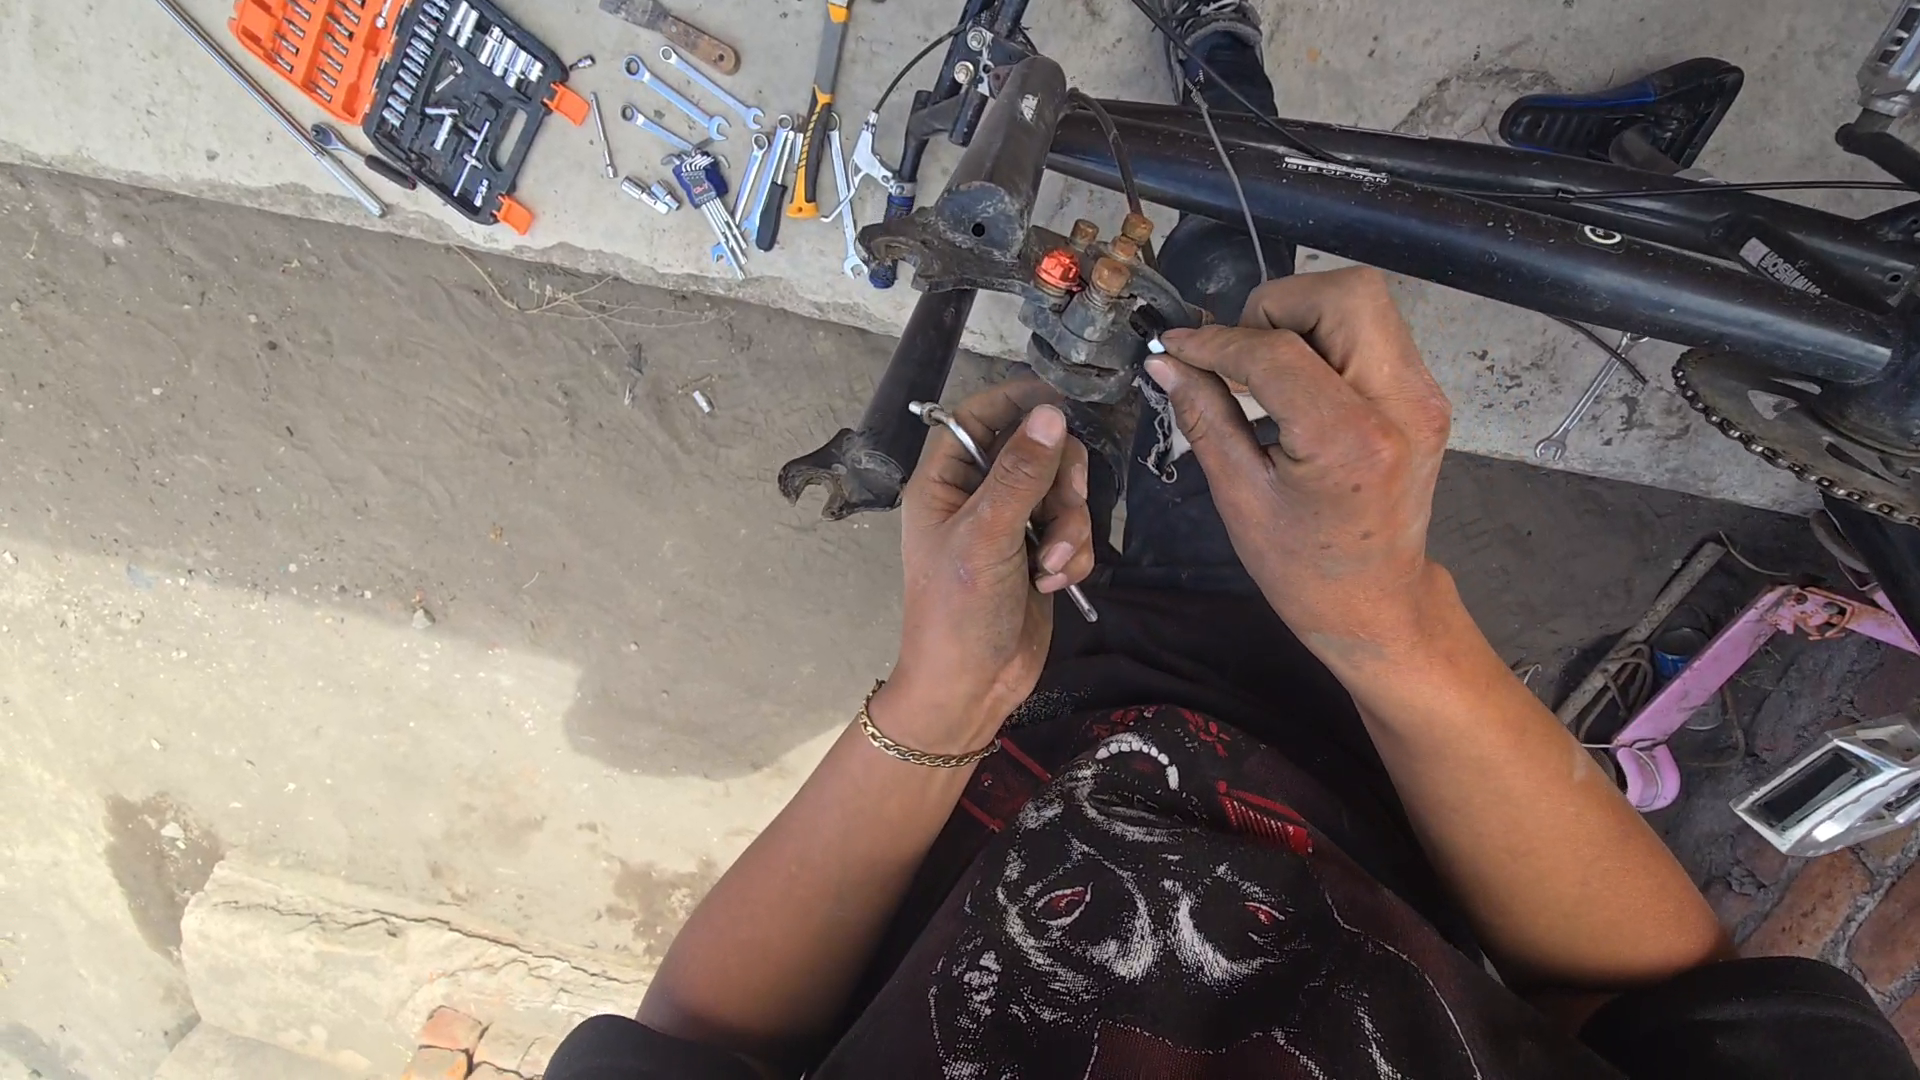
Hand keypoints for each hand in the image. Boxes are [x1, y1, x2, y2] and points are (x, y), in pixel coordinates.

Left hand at [878, 380, 1094, 752]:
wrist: (974, 686)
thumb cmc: (959, 610)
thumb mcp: (987, 536)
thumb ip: (1021, 473)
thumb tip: (1051, 412)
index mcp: (946, 480)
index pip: (978, 415)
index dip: (1016, 402)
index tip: (1060, 404)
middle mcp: (978, 494)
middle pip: (1036, 449)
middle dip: (1060, 482)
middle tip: (1062, 510)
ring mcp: (1012, 524)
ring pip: (1063, 492)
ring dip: (1069, 528)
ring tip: (1049, 567)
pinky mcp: (1039, 553)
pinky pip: (1073, 529)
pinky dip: (1072, 555)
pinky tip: (1054, 583)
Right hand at [1149, 267, 1452, 664]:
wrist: (1376, 601)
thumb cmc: (1298, 565)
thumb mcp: (1238, 496)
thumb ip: (1204, 417)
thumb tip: (1166, 362)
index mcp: (1348, 440)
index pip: (1275, 353)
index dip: (1214, 342)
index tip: (1173, 346)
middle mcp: (1401, 401)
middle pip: (1344, 294)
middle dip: (1273, 309)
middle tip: (1236, 356)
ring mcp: (1422, 393)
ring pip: (1361, 302)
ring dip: (1298, 319)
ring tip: (1259, 368)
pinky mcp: (1423, 394)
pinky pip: (1370, 332)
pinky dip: (1320, 338)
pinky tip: (1289, 382)